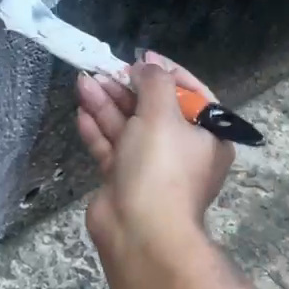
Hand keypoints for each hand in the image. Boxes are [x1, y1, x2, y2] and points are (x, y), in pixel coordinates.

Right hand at [75, 51, 233, 255]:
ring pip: (127, 126)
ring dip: (105, 103)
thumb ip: (154, 82)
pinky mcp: (123, 179)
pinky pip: (110, 147)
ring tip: (83, 81)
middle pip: (152, 108)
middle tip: (102, 68)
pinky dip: (97, 129)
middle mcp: (181, 150)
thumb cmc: (161, 167)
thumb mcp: (162, 114)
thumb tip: (146, 67)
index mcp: (206, 136)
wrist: (141, 231)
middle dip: (125, 87)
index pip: (191, 94)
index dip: (166, 72)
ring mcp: (150, 166)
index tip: (142, 57)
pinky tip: (82, 110)